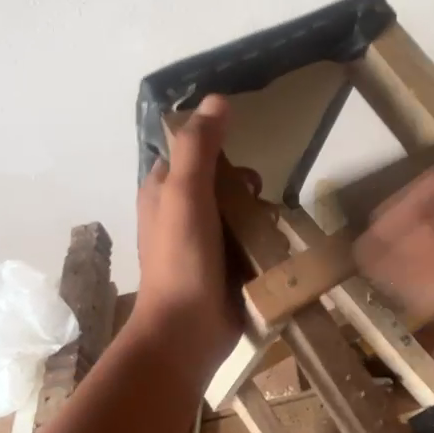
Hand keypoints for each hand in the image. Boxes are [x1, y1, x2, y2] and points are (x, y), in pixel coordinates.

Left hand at [134, 94, 240, 375]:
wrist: (186, 332)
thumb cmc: (181, 259)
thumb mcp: (185, 193)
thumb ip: (199, 147)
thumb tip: (217, 100)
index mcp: (161, 191)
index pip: (191, 152)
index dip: (215, 146)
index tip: (239, 154)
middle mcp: (180, 214)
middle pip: (221, 182)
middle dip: (243, 187)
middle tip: (253, 199)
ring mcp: (203, 244)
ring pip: (240, 212)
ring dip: (257, 215)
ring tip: (265, 229)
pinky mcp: (225, 270)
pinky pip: (249, 243)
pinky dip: (262, 242)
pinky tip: (271, 250)